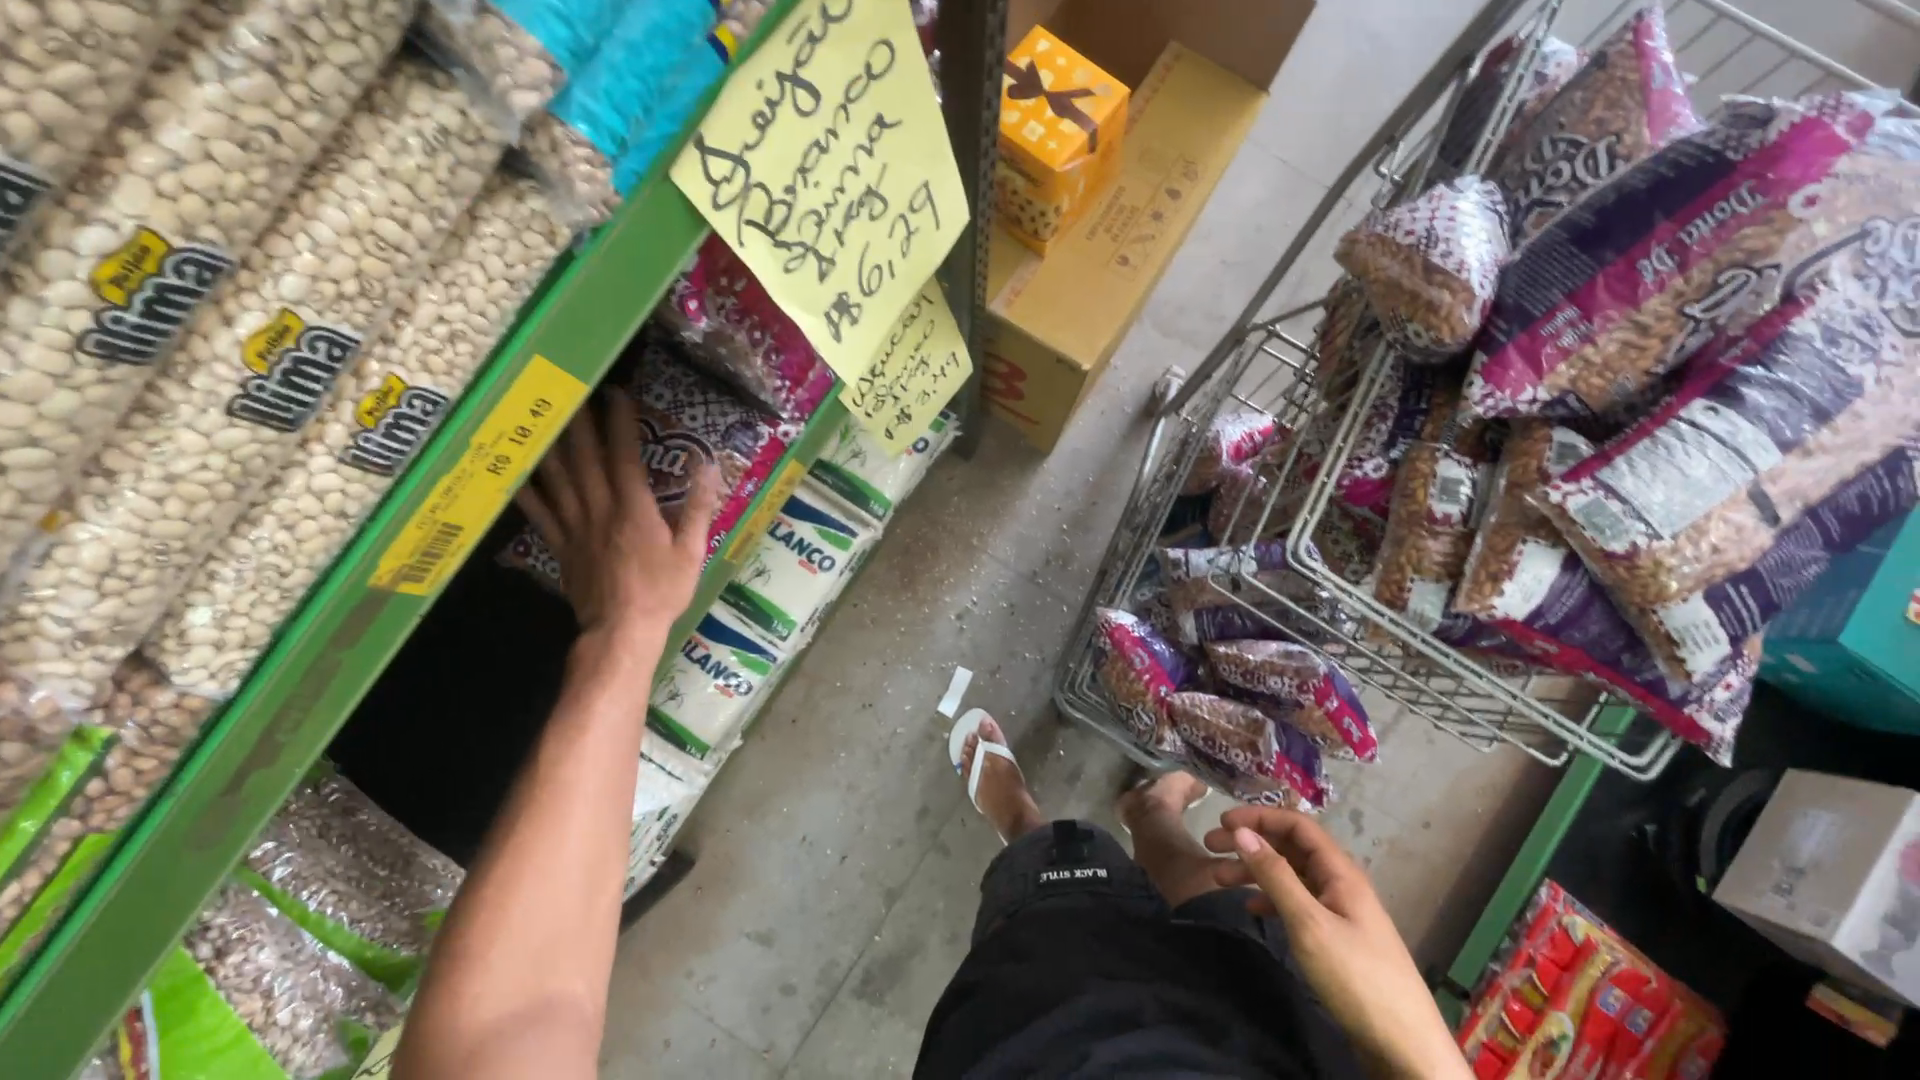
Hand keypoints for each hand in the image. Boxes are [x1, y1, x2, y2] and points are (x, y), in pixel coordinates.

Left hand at [514, 393, 719, 650]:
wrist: (622, 631)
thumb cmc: (662, 592)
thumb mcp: (692, 551)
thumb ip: (698, 506)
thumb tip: (708, 466)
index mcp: (634, 508)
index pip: (624, 454)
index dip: (618, 421)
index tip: (615, 393)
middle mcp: (599, 509)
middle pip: (583, 457)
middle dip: (578, 421)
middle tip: (571, 391)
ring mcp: (575, 527)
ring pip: (557, 477)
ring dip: (550, 444)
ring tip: (544, 417)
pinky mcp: (560, 545)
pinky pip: (539, 512)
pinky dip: (527, 489)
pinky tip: (517, 470)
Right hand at [1204, 806, 1468, 1078]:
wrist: (1404, 1044)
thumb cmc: (1355, 977)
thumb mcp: (1308, 923)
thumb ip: (1274, 876)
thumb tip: (1241, 832)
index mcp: (1340, 872)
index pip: (1297, 825)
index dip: (1259, 817)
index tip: (1221, 822)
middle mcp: (1340, 883)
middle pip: (1291, 848)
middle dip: (1251, 842)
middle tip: (1210, 847)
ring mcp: (1340, 911)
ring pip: (1292, 876)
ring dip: (1256, 872)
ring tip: (1218, 880)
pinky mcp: (1337, 938)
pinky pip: (1298, 903)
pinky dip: (1271, 900)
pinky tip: (1251, 910)